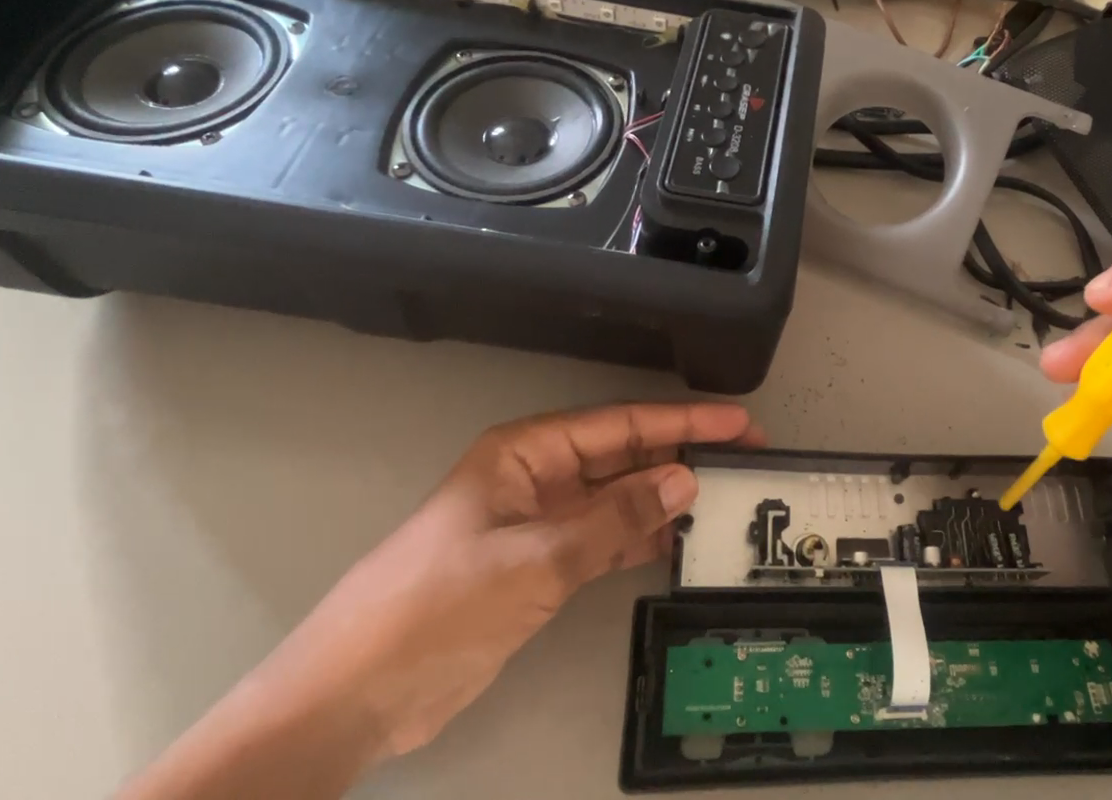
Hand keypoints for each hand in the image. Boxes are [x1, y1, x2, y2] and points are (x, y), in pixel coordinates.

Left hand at [262, 403, 761, 762]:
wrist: (362, 691)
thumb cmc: (441, 604)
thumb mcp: (536, 557)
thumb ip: (616, 518)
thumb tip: (686, 479)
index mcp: (527, 452)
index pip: (619, 424)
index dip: (682, 420)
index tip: (738, 423)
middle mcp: (540, 478)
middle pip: (624, 456)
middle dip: (683, 453)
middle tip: (749, 459)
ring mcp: (543, 525)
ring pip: (620, 499)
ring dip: (669, 497)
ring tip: (730, 497)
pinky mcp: (544, 568)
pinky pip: (608, 541)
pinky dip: (644, 539)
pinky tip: (684, 540)